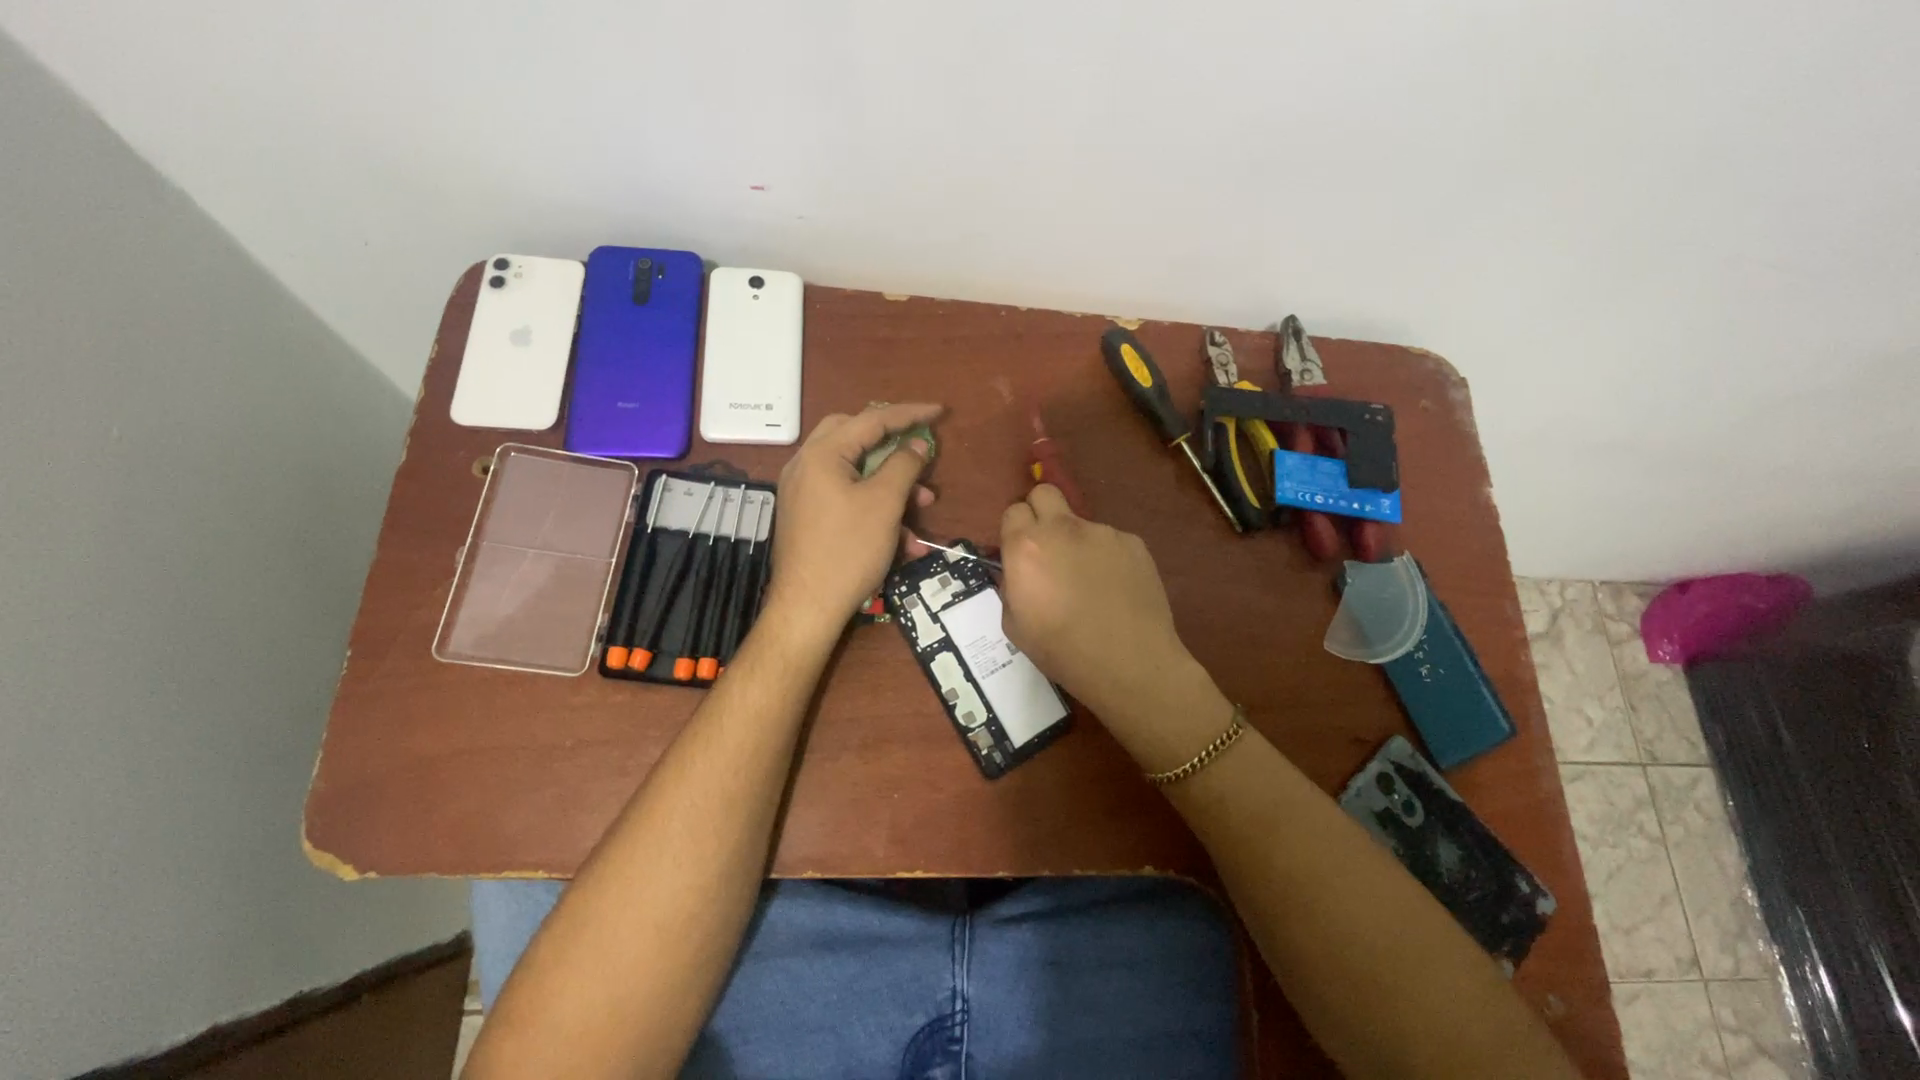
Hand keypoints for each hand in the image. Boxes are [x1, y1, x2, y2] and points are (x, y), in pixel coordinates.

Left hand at [764, 403, 941, 629]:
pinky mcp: (808, 516)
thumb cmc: (848, 550)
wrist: (808, 607)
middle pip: (855, 437)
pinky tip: (903, 540)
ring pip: (854, 472)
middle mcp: (806, 465)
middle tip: (919, 449)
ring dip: (891, 485)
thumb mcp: (884, 504)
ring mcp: (804, 491)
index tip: (940, 412)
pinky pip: (845, 498)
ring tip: (924, 506)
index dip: (909, 414)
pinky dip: (874, 508)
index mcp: (821, 454)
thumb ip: (904, 465)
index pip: (871, 419)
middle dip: (893, 445)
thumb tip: (917, 445)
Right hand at [999, 485, 1203, 723]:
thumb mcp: (1014, 625)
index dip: (1015, 531)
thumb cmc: (1062, 651)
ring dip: (1079, 543)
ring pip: (1082, 523)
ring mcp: (1103, 532)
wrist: (1128, 662)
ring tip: (1092, 584)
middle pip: (1045, 493)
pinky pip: (1112, 542)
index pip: (1012, 511)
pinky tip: (1117, 590)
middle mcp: (1063, 528)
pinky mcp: (1134, 543)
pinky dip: (1109, 559)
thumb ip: (1011, 587)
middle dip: (1041, 512)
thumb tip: (1019, 574)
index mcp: (1026, 547)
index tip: (1021, 554)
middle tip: (1048, 547)